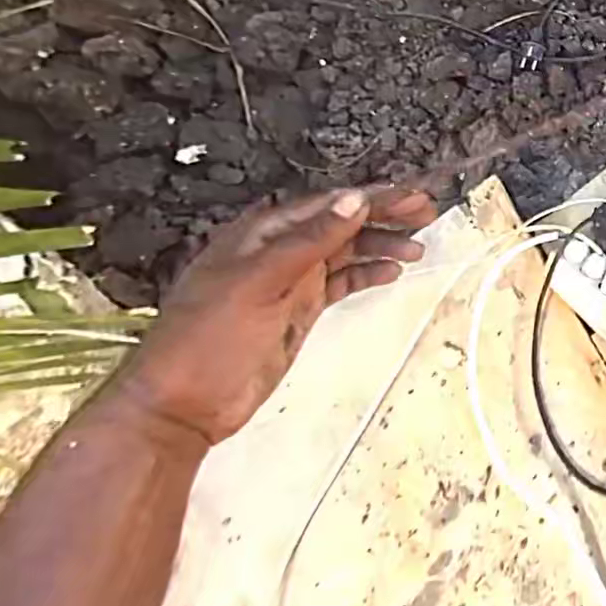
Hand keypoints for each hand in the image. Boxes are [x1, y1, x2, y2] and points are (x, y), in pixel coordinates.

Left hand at [112, 187, 438, 444]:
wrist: (179, 409)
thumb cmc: (211, 339)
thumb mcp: (260, 282)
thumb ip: (311, 239)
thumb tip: (357, 199)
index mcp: (264, 233)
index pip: (331, 205)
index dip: (374, 198)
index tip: (413, 196)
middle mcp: (282, 249)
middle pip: (344, 222)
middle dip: (386, 215)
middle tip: (427, 213)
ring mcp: (293, 278)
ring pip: (349, 250)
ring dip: (383, 245)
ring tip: (417, 249)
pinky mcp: (302, 305)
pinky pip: (344, 279)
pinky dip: (368, 272)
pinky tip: (392, 272)